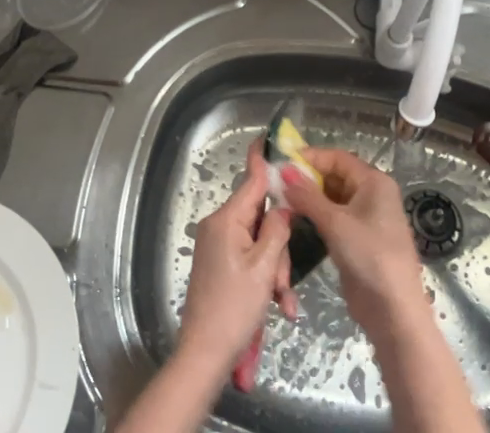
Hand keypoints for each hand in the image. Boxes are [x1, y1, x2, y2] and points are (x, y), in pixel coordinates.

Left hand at [178, 138, 297, 370]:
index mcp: (225, 221)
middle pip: (262, 219)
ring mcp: (218, 248)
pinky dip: (267, 281)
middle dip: (280, 248)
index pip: (250, 181)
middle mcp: (219, 228)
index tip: (267, 136)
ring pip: (261, 244)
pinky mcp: (221, 267)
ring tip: (282, 301)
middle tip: (283, 281)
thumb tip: (284, 206)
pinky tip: (279, 307)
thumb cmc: (235, 306)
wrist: (205, 353)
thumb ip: (277, 230)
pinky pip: (252, 262)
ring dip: (276, 271)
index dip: (263, 161)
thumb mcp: (264, 267)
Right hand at [283, 147, 425, 335]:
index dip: (310, 157)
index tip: (281, 162)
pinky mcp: (358, 240)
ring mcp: (366, 219)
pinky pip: (334, 219)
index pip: (338, 158)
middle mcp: (372, 195)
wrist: (393, 308)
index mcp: (374, 182)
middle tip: (275, 183)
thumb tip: (284, 172)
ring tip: (280, 200)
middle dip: (307, 179)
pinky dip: (316, 217)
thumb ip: (308, 196)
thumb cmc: (369, 256)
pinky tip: (295, 220)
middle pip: (335, 177)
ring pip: (333, 199)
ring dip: (309, 199)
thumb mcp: (335, 223)